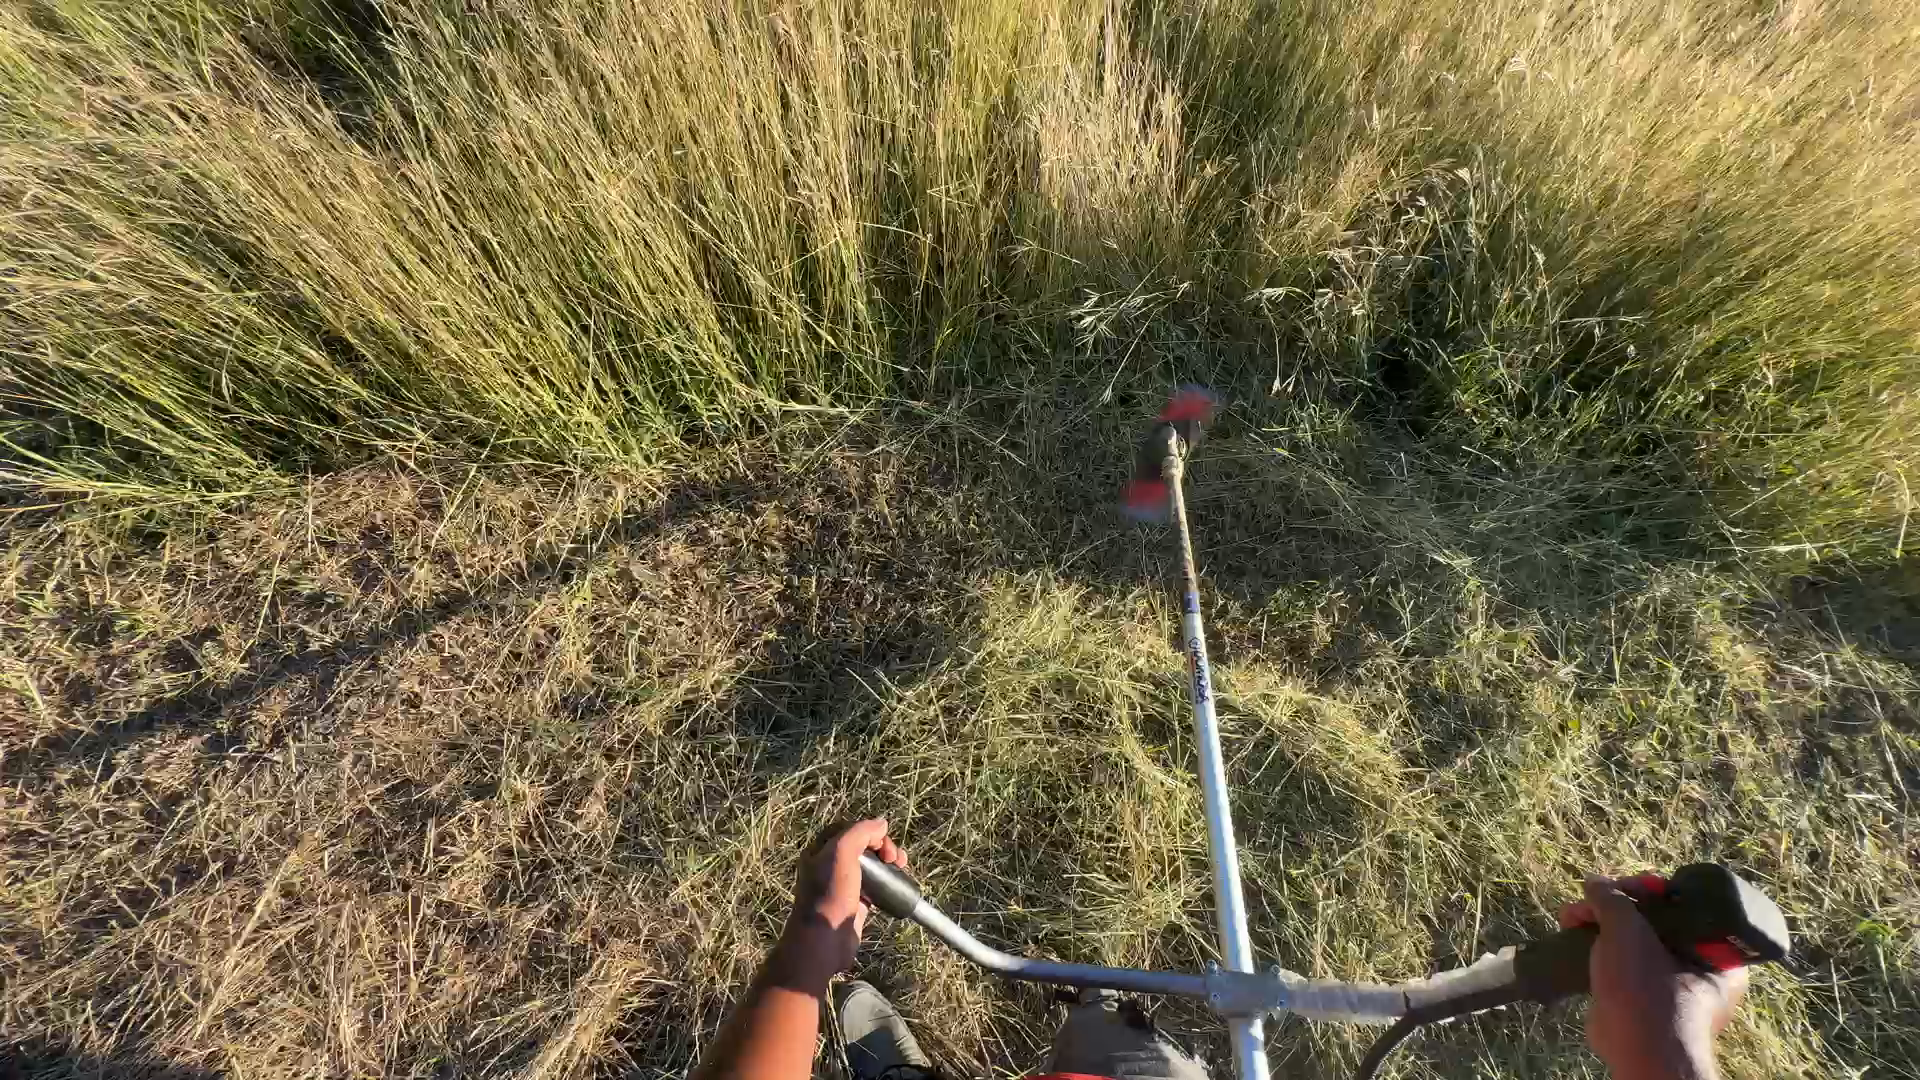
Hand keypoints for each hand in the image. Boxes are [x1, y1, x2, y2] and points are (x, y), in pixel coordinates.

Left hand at [772, 818, 905, 994]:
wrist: (825, 941)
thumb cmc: (830, 893)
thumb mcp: (841, 852)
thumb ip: (860, 832)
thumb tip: (881, 823)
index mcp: (819, 851)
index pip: (849, 830)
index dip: (868, 831)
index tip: (882, 840)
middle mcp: (829, 866)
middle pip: (863, 846)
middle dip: (883, 846)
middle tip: (894, 857)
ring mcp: (844, 885)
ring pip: (871, 865)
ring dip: (889, 861)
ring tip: (901, 866)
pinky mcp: (857, 903)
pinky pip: (876, 885)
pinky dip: (888, 880)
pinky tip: (897, 882)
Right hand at [1558, 876, 1747, 1079]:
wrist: (1638, 1050)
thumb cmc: (1647, 991)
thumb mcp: (1629, 934)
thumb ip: (1612, 900)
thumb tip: (1594, 881)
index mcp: (1716, 954)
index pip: (1681, 905)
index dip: (1646, 890)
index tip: (1617, 888)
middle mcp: (1697, 964)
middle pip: (1648, 916)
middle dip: (1609, 905)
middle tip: (1584, 905)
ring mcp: (1666, 977)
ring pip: (1627, 932)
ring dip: (1594, 919)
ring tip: (1570, 919)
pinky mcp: (1638, 988)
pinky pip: (1617, 952)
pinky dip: (1594, 940)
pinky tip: (1572, 934)